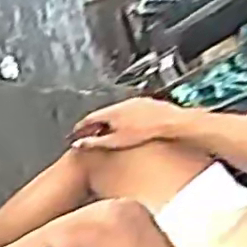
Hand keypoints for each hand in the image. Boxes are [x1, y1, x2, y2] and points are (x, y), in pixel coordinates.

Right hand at [69, 97, 196, 151]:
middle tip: (87, 134)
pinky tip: (122, 127)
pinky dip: (120, 118)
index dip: (79, 127)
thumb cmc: (143, 134)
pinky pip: (128, 110)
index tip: (73, 134)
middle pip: (102, 113)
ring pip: (116, 111)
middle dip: (93, 124)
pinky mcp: (148, 103)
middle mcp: (125, 103)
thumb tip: (76, 144)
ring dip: (107, 121)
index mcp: (113, 112)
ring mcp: (138, 102)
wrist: (173, 123)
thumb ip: (92, 143)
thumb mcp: (113, 142)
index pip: (89, 118)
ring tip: (103, 132)